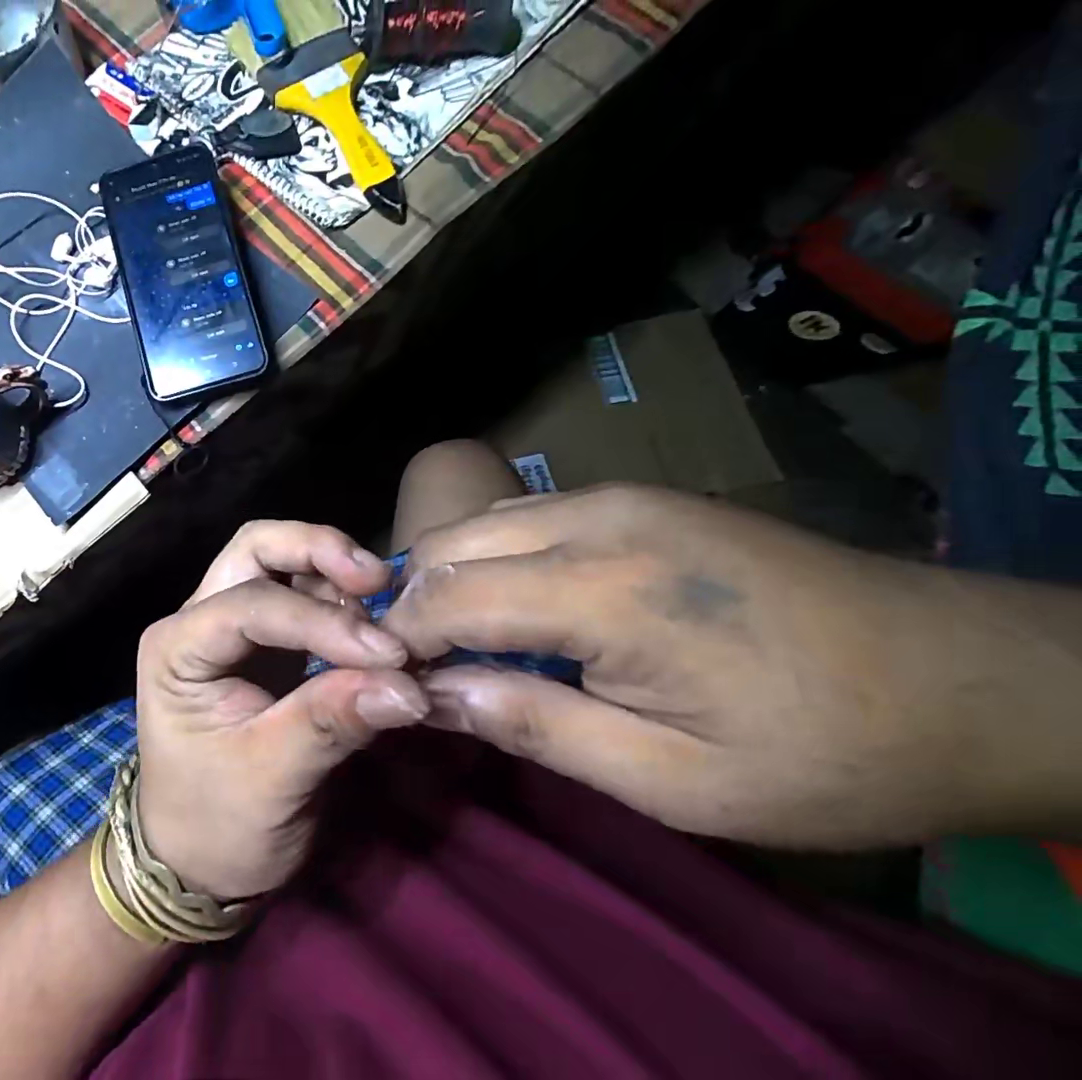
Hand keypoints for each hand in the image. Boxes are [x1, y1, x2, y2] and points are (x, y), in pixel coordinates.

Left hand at [133, 521, 430, 898]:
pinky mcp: (265, 648)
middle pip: (256, 549)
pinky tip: (374, 634)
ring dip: (334, 575)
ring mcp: (231, 630)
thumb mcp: (270, 780)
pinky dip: (341, 604)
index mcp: (176, 648)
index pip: (251, 604)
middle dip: (316, 550)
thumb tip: (409, 685)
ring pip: (280, 564)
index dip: (322, 621)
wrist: (198, 857)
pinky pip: (304, 601)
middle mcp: (197, 622)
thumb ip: (330, 724)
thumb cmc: (216, 822)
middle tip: (378, 581)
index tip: (391, 657)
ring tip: (382, 620)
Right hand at [380, 484, 1081, 848]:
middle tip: (412, 670)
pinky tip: (506, 609)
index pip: (445, 599)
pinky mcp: (633, 500)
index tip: (381, 687)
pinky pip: (517, 520)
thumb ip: (535, 728)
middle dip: (409, 607)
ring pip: (474, 526)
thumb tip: (429, 696)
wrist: (983, 682)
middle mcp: (596, 521)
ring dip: (444, 581)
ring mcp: (616, 500)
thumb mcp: (674, 781)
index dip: (397, 642)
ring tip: (451, 644)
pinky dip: (485, 561)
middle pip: (445, 548)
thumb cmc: (828, 752)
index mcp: (607, 592)